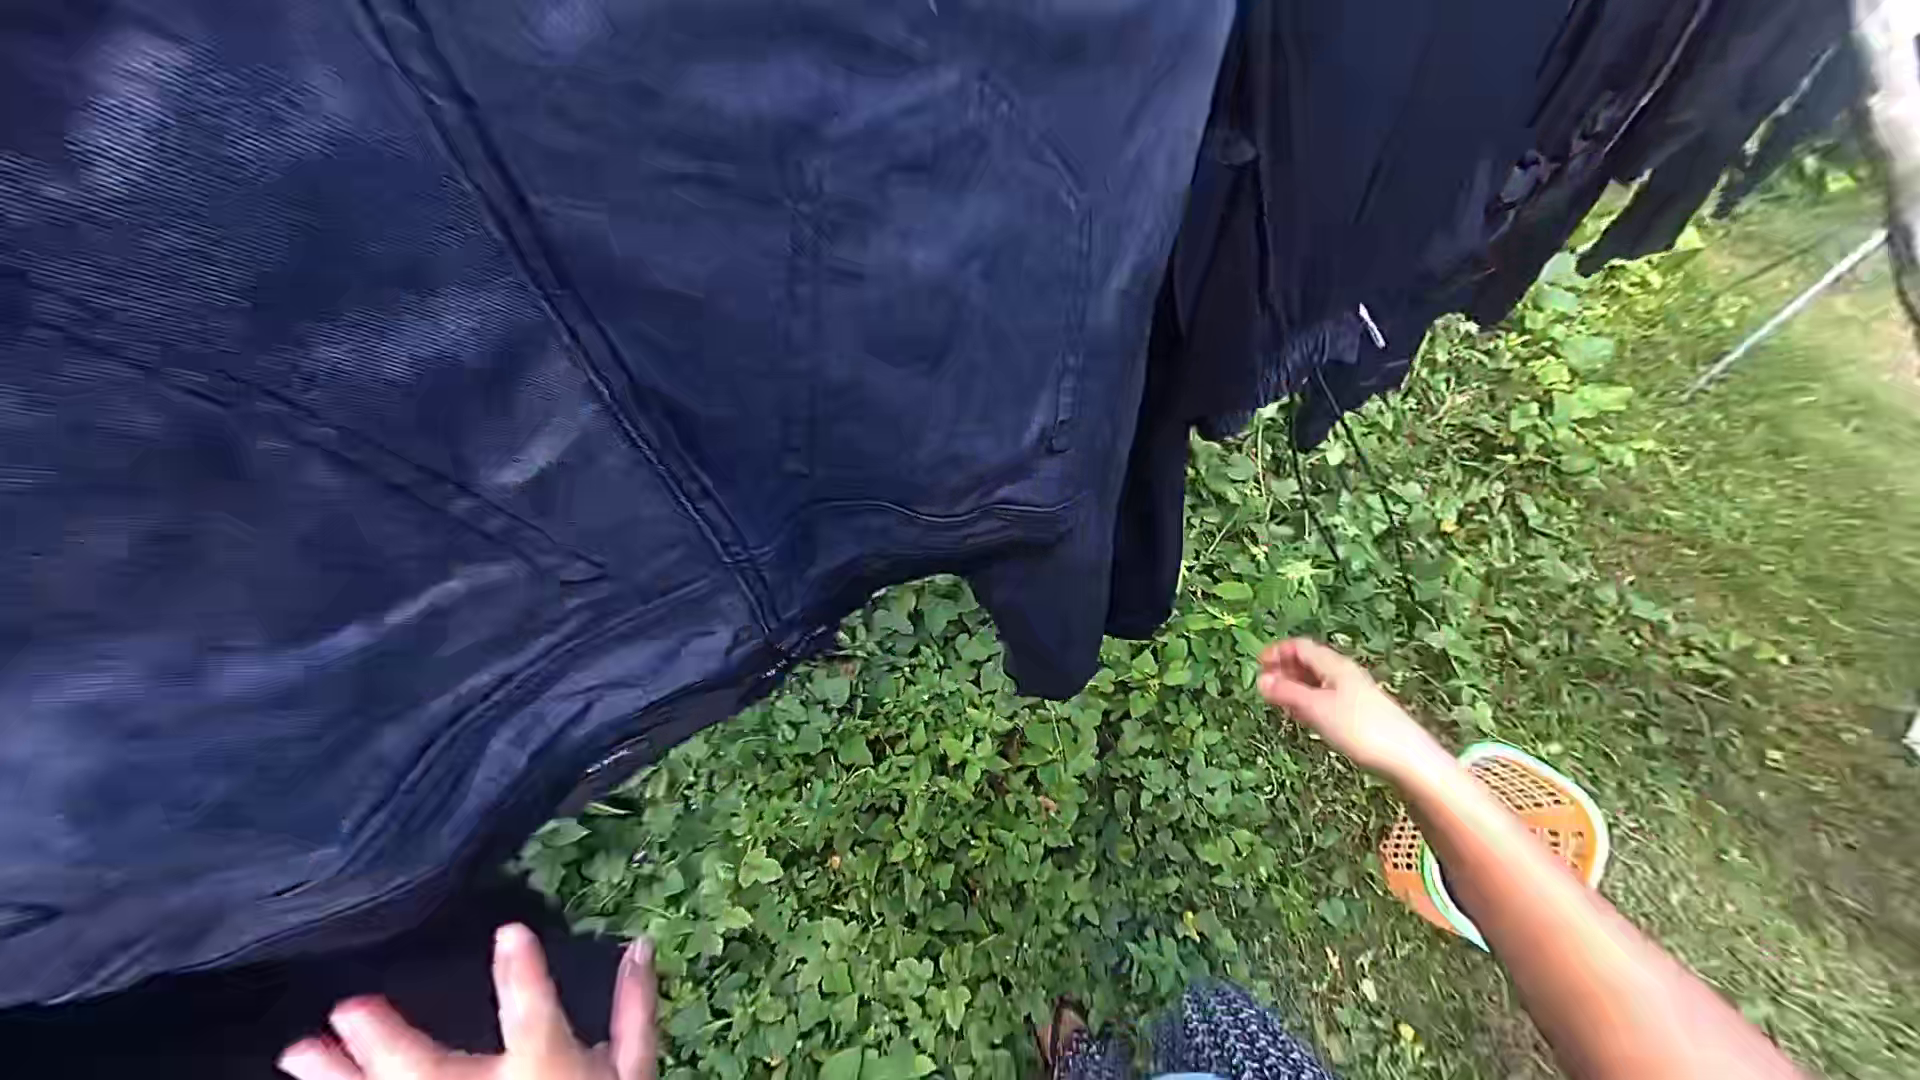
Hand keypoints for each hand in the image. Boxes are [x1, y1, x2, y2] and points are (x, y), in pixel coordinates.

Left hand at [278, 924, 657, 1079]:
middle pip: (429, 1071)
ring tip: (300, 1054)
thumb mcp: (632, 1071)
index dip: (522, 972)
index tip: (508, 932)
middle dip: (387, 1041)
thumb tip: (640, 945)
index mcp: (546, 1070)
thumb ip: (634, 1009)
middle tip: (346, 1010)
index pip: (535, 1012)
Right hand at [1257, 638, 1449, 783]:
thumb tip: (1260, 680)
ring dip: (1294, 685)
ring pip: (1317, 680)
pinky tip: (1303, 715)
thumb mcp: (1316, 708)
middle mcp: (1344, 674)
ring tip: (1278, 700)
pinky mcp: (1359, 712)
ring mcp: (1354, 693)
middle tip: (1264, 684)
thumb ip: (1286, 693)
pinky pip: (1326, 696)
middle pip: (1309, 662)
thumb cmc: (1359, 728)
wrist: (1409, 760)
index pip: (1300, 647)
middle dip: (1284, 669)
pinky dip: (1308, 699)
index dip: (1277, 652)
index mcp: (1334, 666)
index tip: (1258, 665)